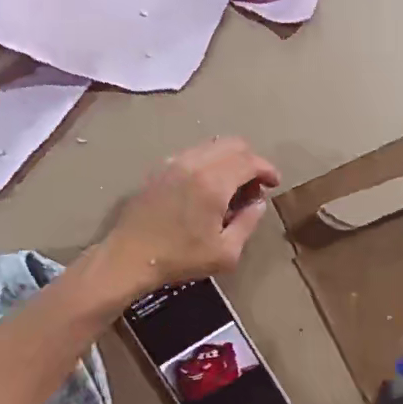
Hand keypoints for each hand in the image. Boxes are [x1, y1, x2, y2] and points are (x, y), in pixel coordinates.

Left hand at [99, 138, 280, 295]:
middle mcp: (194, 163)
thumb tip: (258, 204)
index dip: (267, 169)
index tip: (273, 183)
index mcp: (213, 182)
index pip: (249, 161)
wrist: (129, 257)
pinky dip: (207, 163)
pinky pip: (191, 155)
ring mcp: (172, 164)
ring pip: (210, 147)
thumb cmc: (180, 259)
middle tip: (254, 185)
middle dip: (249, 160)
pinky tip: (206, 188)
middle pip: (232, 144)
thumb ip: (247, 223)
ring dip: (227, 160)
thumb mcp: (225, 253)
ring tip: (231, 187)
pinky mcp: (158, 171)